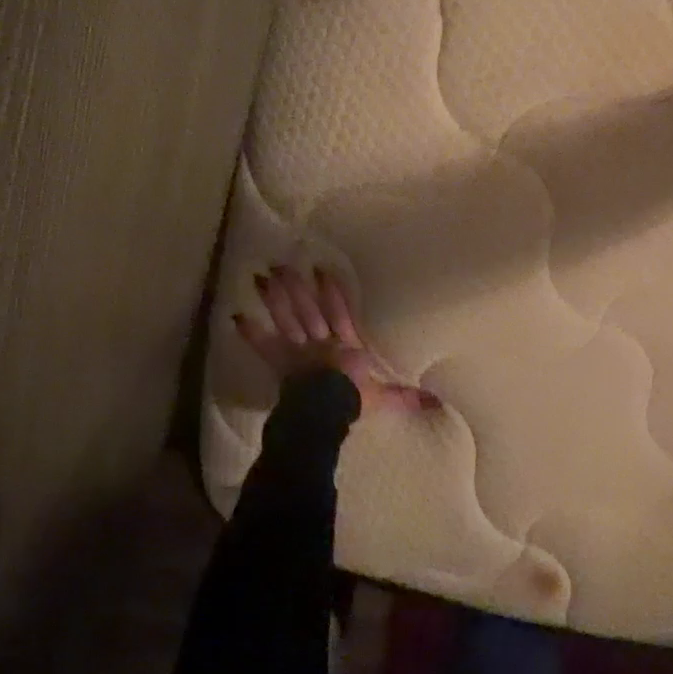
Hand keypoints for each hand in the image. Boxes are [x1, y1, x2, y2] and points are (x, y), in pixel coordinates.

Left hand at [234, 264, 437, 414]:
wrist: (325, 411)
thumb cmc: (354, 400)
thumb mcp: (384, 398)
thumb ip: (405, 397)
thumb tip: (437, 401)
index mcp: (346, 344)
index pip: (339, 312)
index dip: (331, 291)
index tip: (321, 269)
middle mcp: (320, 340)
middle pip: (307, 308)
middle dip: (295, 285)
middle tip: (282, 262)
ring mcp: (297, 349)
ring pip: (286, 317)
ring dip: (274, 297)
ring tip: (260, 276)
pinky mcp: (279, 362)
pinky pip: (262, 344)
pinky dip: (249, 331)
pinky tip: (235, 315)